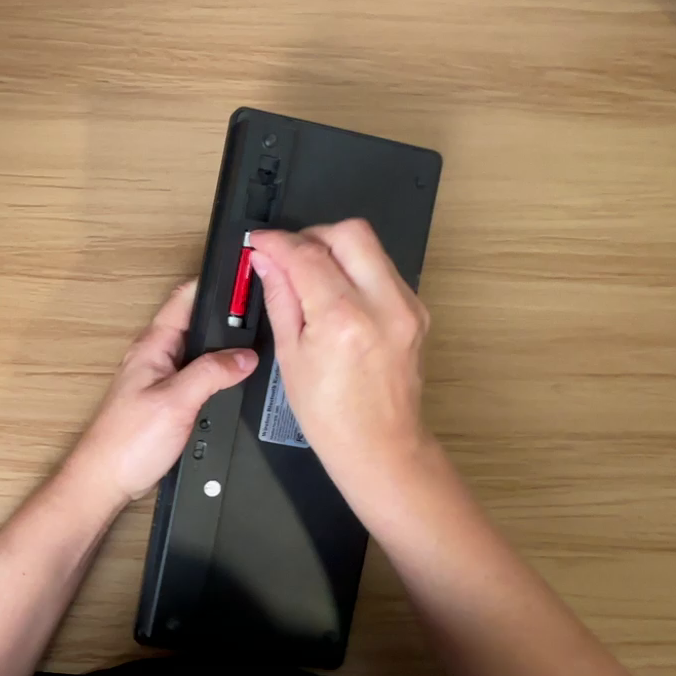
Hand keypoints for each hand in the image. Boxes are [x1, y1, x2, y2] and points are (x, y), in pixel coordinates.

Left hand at [60, 281, 257, 506]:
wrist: (107, 479)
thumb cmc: (126, 442)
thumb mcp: (176, 401)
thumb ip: (211, 374)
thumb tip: (244, 356)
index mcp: (152, 346)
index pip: (185, 299)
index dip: (215, 284)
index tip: (244, 275)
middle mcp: (155, 357)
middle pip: (196, 323)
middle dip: (226, 315)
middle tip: (262, 309)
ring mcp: (160, 378)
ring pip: (198, 350)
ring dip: (222, 346)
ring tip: (256, 342)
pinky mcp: (166, 400)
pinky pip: (196, 375)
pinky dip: (217, 372)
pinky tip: (233, 378)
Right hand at [249, 220, 434, 491]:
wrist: (379, 443)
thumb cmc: (330, 413)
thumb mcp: (289, 354)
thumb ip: (280, 298)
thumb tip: (266, 262)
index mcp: (343, 319)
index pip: (306, 255)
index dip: (276, 242)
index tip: (259, 241)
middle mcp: (383, 305)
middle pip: (349, 232)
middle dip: (311, 235)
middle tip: (287, 254)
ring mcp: (407, 306)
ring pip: (370, 247)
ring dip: (333, 250)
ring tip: (308, 276)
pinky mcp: (416, 310)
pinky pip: (382, 270)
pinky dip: (353, 270)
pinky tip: (333, 293)